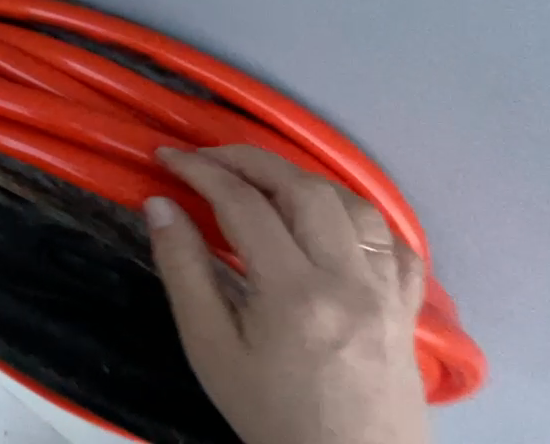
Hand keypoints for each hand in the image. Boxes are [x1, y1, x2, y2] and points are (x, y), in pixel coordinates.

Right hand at [146, 145, 429, 443]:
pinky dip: (351, 213)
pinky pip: (391, 240)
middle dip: (247, 160)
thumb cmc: (267, 408)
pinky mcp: (406, 307)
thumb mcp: (207, 343)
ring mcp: (388, 293)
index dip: (200, 170)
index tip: (166, 158)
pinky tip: (319, 217)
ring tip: (255, 179)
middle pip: (304, 190)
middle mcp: (351, 282)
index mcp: (296, 293)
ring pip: (354, 205)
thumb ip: (182, 268)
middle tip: (205, 159)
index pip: (244, 204)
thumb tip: (159, 203)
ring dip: (298, 179)